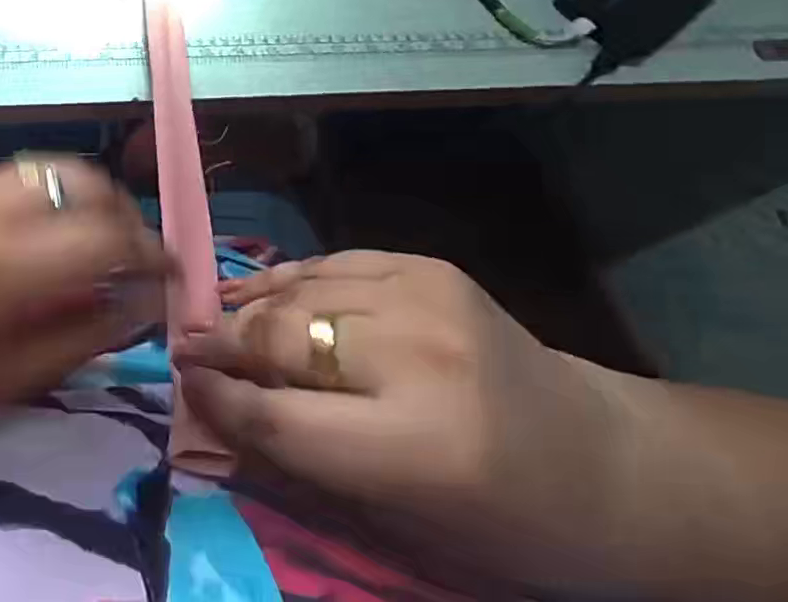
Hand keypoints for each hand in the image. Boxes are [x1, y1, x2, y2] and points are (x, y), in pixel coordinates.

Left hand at [0, 158, 164, 442]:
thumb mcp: (12, 377)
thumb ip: (89, 332)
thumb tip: (147, 301)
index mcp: (5, 266)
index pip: (106, 236)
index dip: (151, 252)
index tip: (171, 272)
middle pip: (89, 183)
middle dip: (126, 216)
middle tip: (134, 256)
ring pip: (59, 168)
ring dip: (93, 197)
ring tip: (100, 238)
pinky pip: (25, 173)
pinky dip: (57, 190)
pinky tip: (55, 227)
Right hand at [176, 252, 636, 587]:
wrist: (605, 461)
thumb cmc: (506, 522)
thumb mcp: (403, 524)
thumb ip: (304, 463)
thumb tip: (218, 413)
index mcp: (419, 448)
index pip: (281, 417)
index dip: (220, 399)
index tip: (181, 383)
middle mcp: (419, 359)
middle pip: (282, 338)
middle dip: (222, 343)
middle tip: (185, 347)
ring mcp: (426, 297)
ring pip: (300, 288)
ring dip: (249, 304)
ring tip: (213, 315)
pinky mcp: (430, 267)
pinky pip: (334, 263)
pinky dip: (290, 278)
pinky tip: (262, 290)